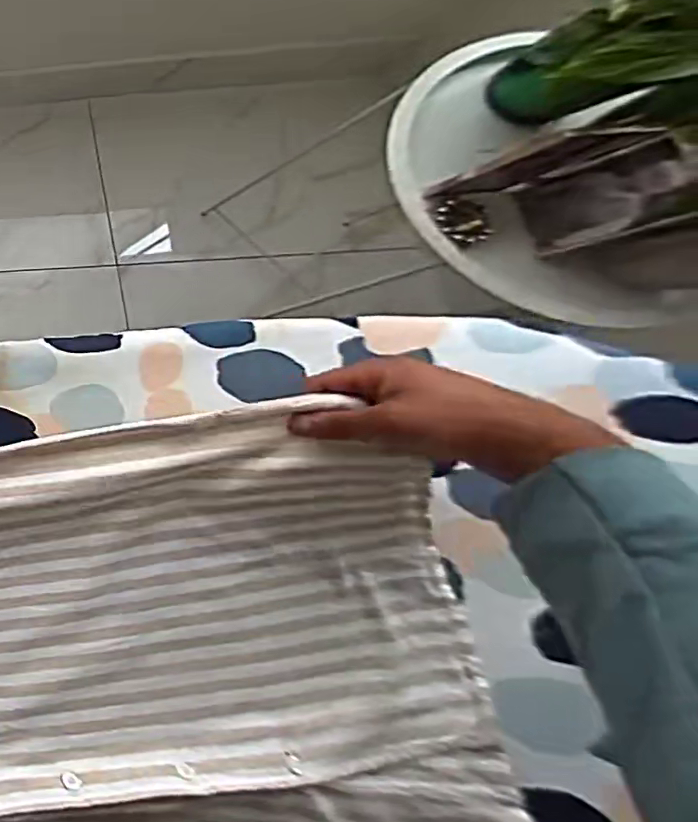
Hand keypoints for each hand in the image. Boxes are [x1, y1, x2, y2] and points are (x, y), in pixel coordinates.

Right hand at [288, 356, 620, 481]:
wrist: (531, 441)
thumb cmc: (451, 423)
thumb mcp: (385, 424)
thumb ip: (336, 423)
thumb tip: (292, 423)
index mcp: (381, 368)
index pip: (323, 383)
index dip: (304, 404)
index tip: (291, 431)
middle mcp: (398, 375)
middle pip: (346, 397)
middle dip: (331, 419)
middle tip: (320, 445)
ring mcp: (421, 394)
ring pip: (370, 411)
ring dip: (359, 430)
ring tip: (351, 452)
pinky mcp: (439, 413)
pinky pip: (394, 422)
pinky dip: (383, 436)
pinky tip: (385, 453)